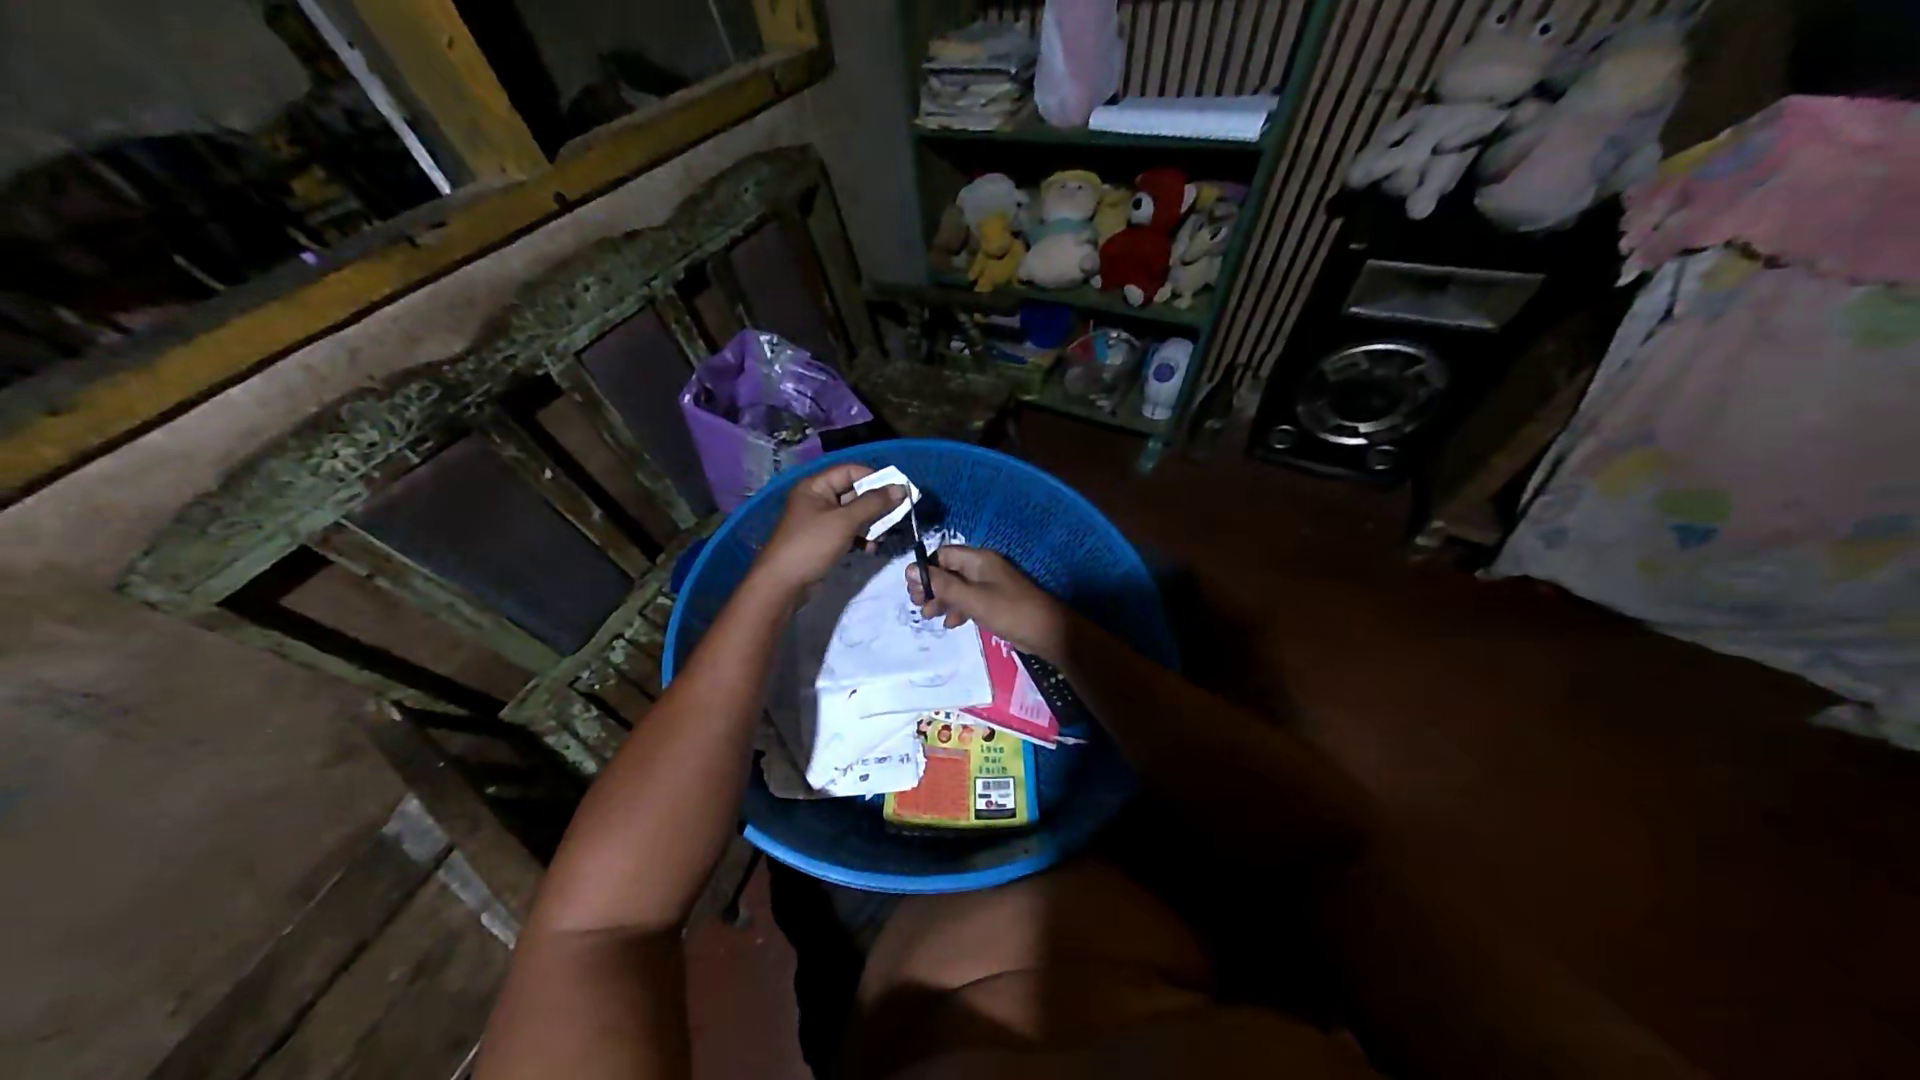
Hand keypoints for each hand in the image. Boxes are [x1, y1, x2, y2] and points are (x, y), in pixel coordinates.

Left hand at [754, 464, 903, 591]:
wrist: (783, 584)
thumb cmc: (812, 545)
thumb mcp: (845, 521)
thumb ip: (874, 503)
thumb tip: (901, 488)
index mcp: (816, 486)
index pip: (851, 471)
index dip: (875, 477)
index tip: (899, 489)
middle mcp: (817, 499)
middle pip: (854, 492)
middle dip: (876, 503)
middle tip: (897, 514)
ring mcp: (820, 520)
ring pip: (854, 513)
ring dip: (872, 523)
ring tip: (885, 535)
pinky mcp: (824, 539)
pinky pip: (849, 531)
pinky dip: (862, 536)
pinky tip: (871, 548)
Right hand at [905, 545, 1070, 661]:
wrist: (1047, 631)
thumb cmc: (1009, 611)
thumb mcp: (971, 598)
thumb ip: (942, 584)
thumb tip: (910, 569)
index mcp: (979, 559)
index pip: (943, 554)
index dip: (926, 568)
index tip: (913, 588)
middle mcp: (983, 568)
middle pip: (948, 570)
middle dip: (931, 586)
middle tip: (917, 603)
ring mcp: (990, 585)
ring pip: (958, 587)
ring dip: (942, 599)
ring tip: (928, 615)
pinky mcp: (994, 602)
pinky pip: (969, 600)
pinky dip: (957, 609)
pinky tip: (950, 623)